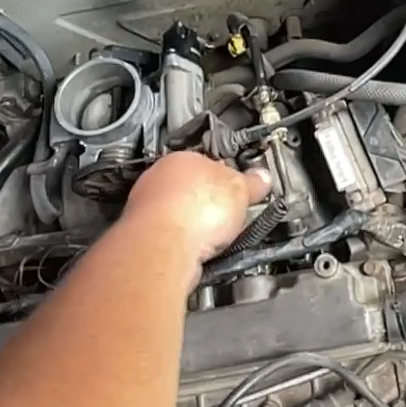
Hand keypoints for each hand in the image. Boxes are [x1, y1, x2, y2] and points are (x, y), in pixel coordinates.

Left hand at [123, 152, 273, 261]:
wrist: (164, 246)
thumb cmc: (193, 210)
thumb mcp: (240, 190)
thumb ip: (251, 182)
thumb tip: (262, 178)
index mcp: (184, 158)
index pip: (211, 162)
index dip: (230, 178)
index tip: (241, 189)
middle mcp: (159, 178)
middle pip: (193, 187)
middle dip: (211, 201)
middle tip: (231, 215)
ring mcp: (147, 207)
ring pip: (179, 213)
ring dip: (195, 224)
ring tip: (214, 237)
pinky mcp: (143, 236)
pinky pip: (171, 236)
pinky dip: (184, 242)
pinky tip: (195, 249)